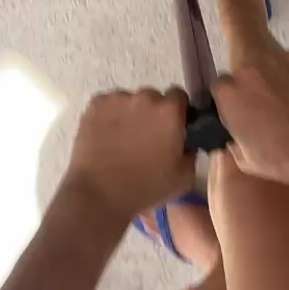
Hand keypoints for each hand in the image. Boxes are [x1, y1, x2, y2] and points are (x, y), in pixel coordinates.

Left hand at [62, 88, 194, 219]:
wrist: (100, 194)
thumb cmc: (146, 187)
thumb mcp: (183, 178)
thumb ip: (192, 152)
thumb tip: (188, 141)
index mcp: (169, 111)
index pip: (179, 96)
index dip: (177, 111)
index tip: (171, 128)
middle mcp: (145, 97)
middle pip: (153, 98)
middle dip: (152, 114)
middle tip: (146, 138)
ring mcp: (118, 97)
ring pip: (129, 101)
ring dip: (130, 114)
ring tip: (122, 140)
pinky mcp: (96, 103)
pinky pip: (108, 104)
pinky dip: (109, 115)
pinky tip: (106, 136)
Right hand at [212, 45, 288, 188]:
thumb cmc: (282, 158)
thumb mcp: (245, 158)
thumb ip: (234, 138)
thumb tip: (236, 136)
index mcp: (228, 92)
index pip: (219, 86)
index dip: (229, 99)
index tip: (239, 112)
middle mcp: (248, 69)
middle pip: (240, 67)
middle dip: (247, 82)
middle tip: (261, 104)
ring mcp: (275, 59)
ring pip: (265, 63)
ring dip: (269, 78)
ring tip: (284, 104)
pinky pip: (288, 66)